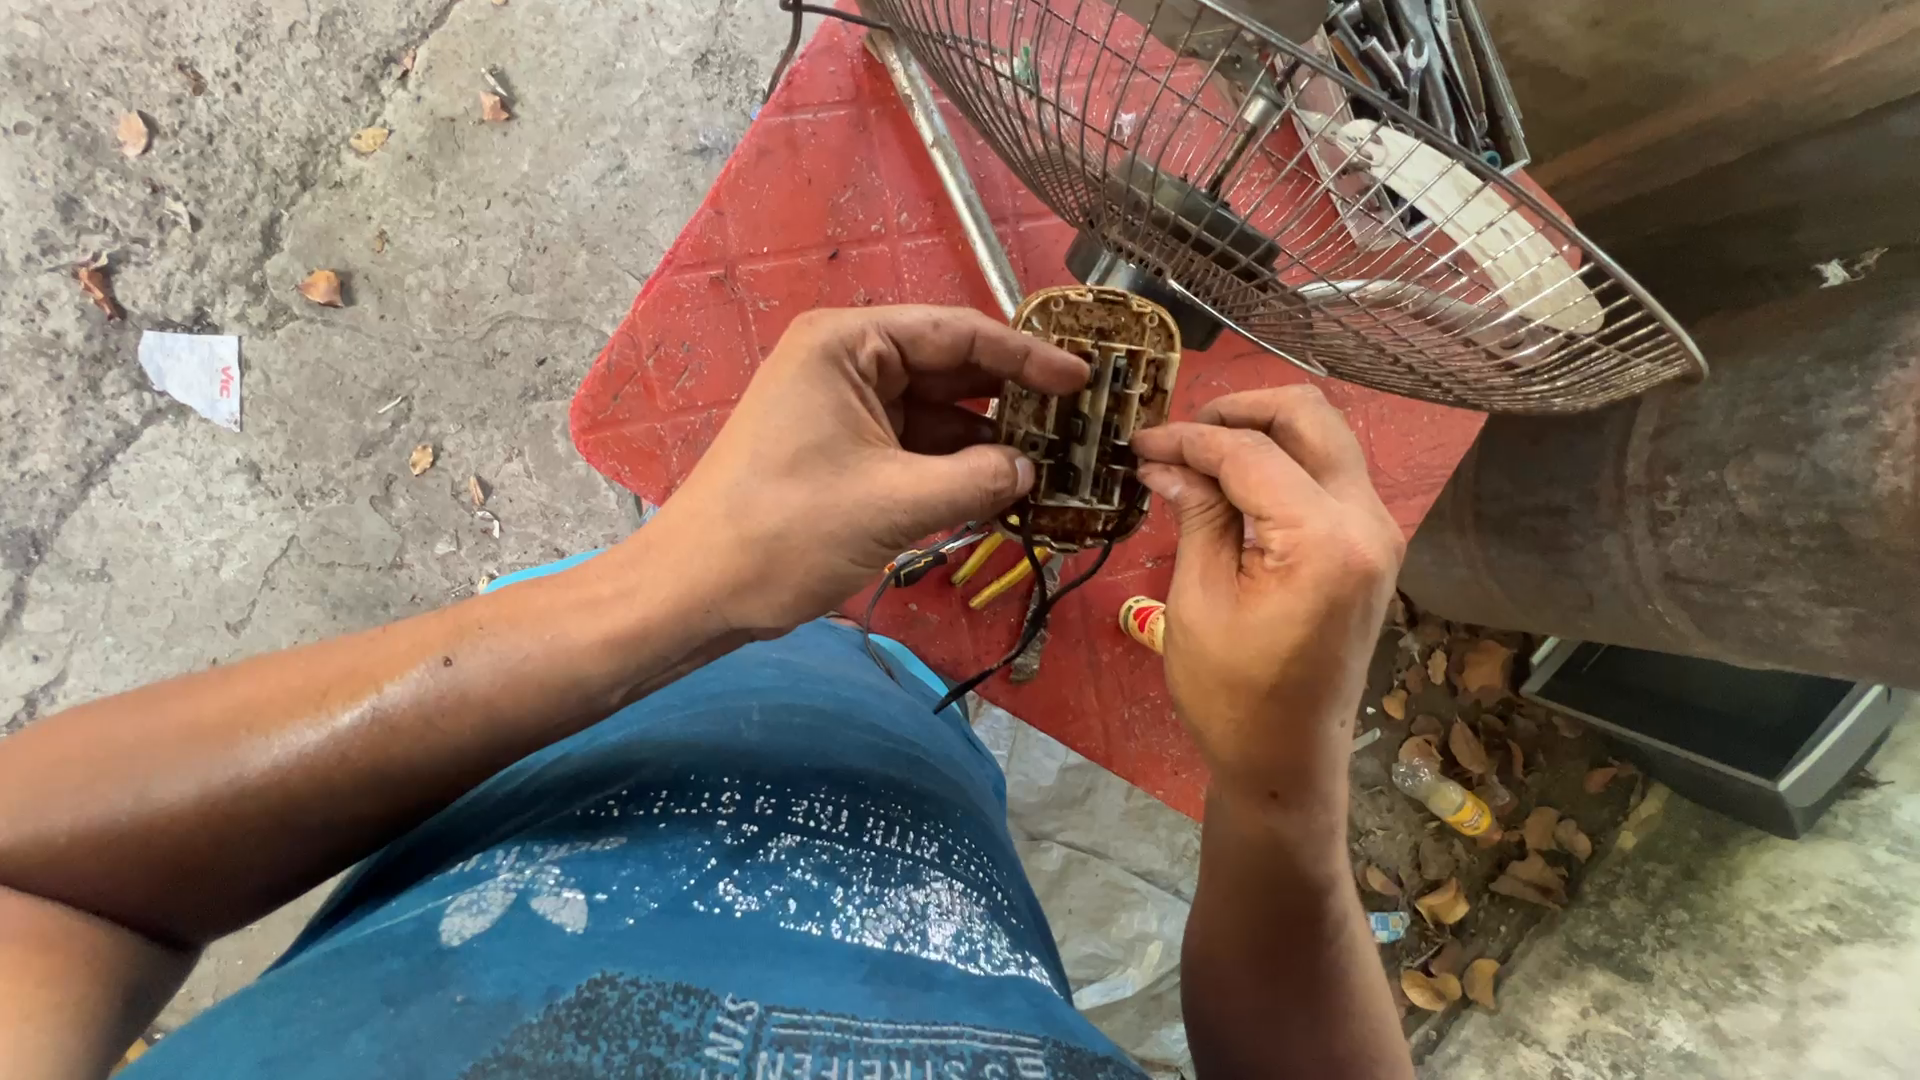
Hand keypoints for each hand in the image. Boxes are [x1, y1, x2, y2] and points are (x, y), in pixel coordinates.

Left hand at [631, 306, 1087, 635]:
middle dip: (1009, 401)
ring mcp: (843, 410)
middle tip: (1074, 426)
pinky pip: (913, 450)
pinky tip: (998, 490)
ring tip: (1049, 464)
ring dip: (985, 442)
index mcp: (848, 345)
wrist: (698, 591)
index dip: (1026, 357)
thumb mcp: (895, 503)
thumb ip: (977, 479)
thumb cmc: (787, 531)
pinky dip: (952, 469)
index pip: (956, 333)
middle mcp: (846, 364)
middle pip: (948, 372)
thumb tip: (1032, 470)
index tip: (1082, 378)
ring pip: (934, 416)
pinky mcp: (842, 453)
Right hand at [1130, 386, 1403, 811]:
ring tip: (1198, 454)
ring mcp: (1378, 532)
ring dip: (1261, 432)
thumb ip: (1195, 515)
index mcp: (1322, 539)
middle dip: (1238, 409)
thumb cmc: (1230, 693)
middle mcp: (1367, 521)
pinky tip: (1231, 483)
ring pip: (1325, 438)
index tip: (1139, 442)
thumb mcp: (1198, 599)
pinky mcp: (1368, 546)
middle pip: (1310, 416)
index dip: (1187, 438)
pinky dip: (1280, 463)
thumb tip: (1165, 462)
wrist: (1286, 757)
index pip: (1250, 452)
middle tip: (1179, 434)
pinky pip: (1328, 475)